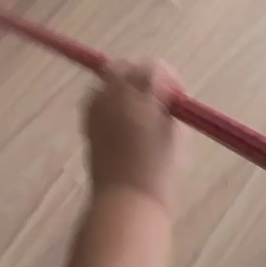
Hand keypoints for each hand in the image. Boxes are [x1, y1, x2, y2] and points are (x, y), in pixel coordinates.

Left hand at [83, 60, 187, 210]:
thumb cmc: (159, 174)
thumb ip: (172, 110)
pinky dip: (108, 97)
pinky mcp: (87, 116)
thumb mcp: (178, 138)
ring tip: (138, 107)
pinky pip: (97, 94)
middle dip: (143, 75)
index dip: (168, 76)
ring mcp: (98, 103)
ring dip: (125, 84)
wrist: (126, 200)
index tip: (175, 92)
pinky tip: (120, 116)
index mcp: (142, 96)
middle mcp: (116, 92)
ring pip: (110, 77)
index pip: (153, 66)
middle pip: (128, 66)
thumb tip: (168, 99)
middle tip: (157, 96)